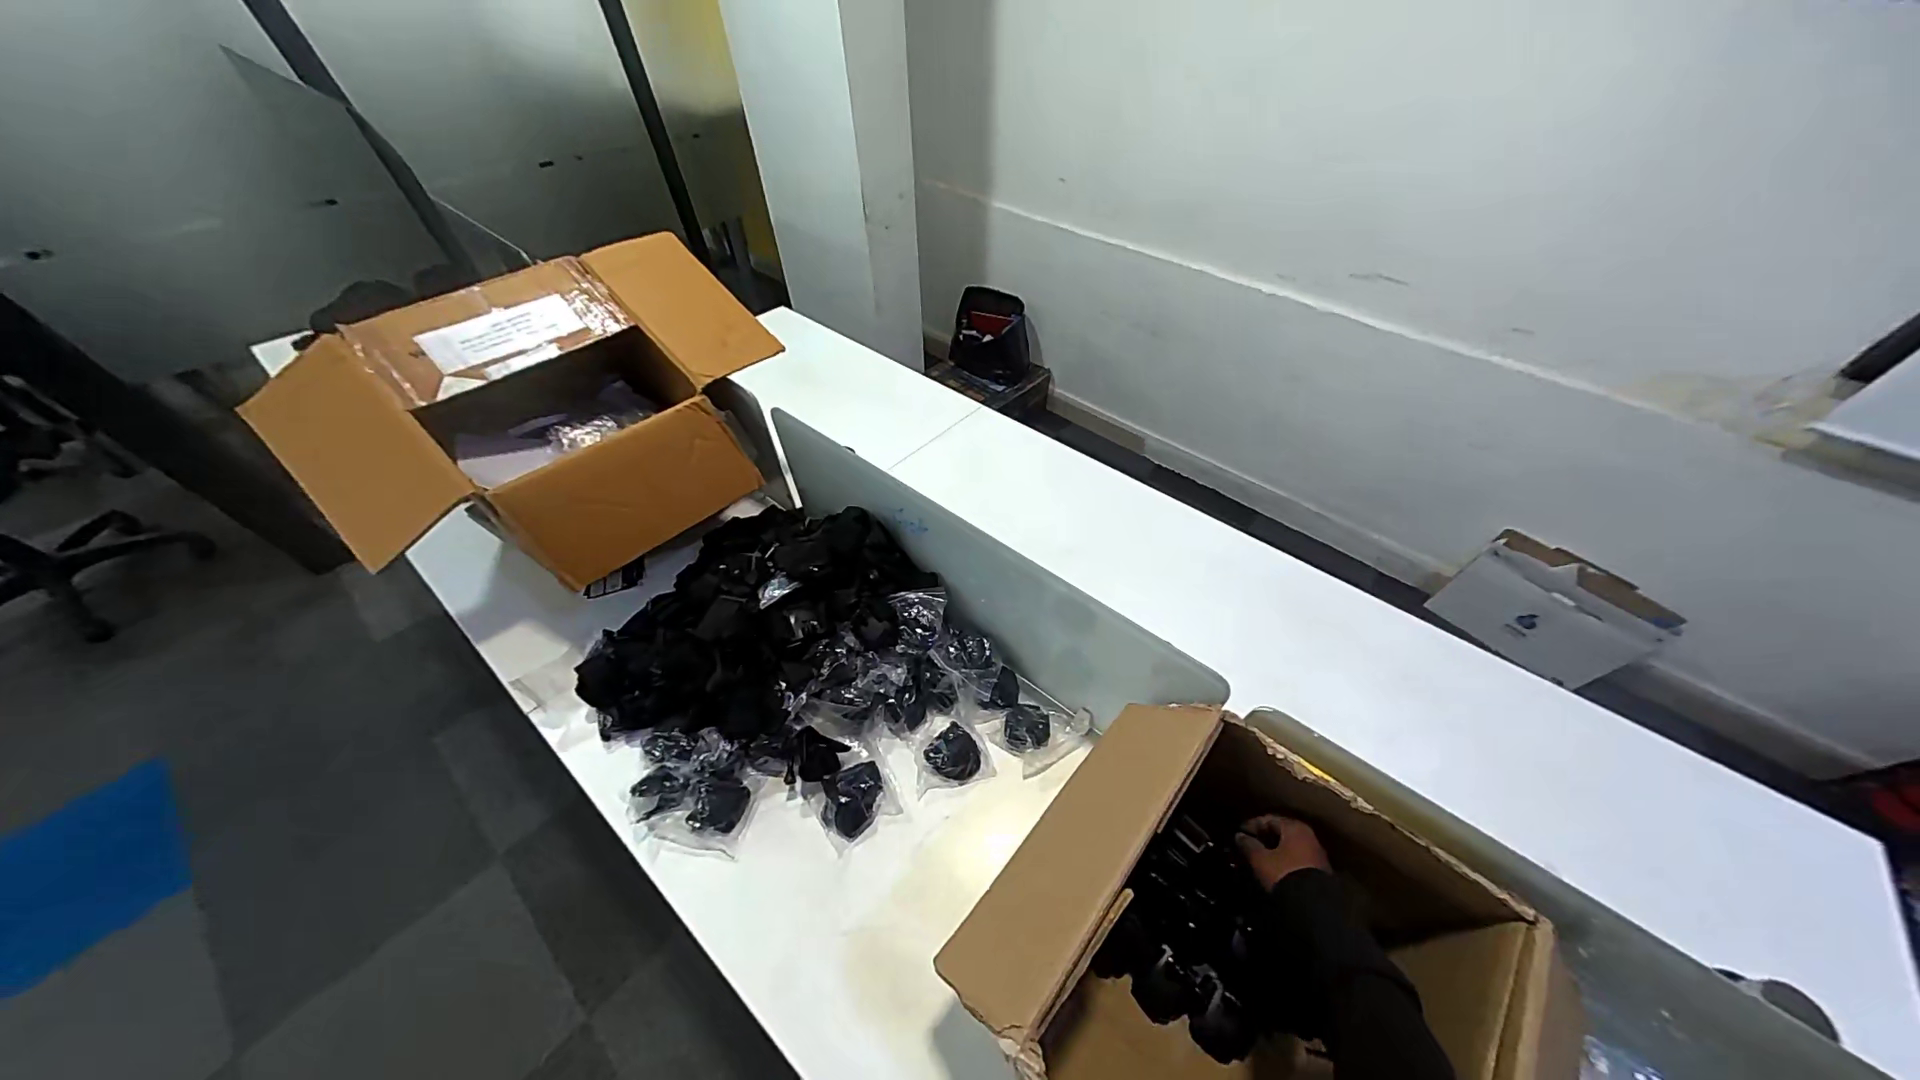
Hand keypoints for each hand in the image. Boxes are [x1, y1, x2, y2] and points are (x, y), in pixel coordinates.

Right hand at [1235, 814, 1329, 890]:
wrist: (1314, 905)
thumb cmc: (1284, 873)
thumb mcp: (1260, 859)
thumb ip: (1248, 845)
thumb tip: (1239, 836)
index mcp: (1295, 828)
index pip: (1269, 819)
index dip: (1252, 825)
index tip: (1240, 832)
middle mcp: (1308, 836)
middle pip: (1281, 832)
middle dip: (1264, 837)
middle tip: (1248, 844)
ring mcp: (1316, 854)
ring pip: (1289, 846)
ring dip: (1274, 850)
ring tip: (1259, 857)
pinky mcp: (1320, 871)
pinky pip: (1296, 858)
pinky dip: (1284, 860)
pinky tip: (1274, 867)